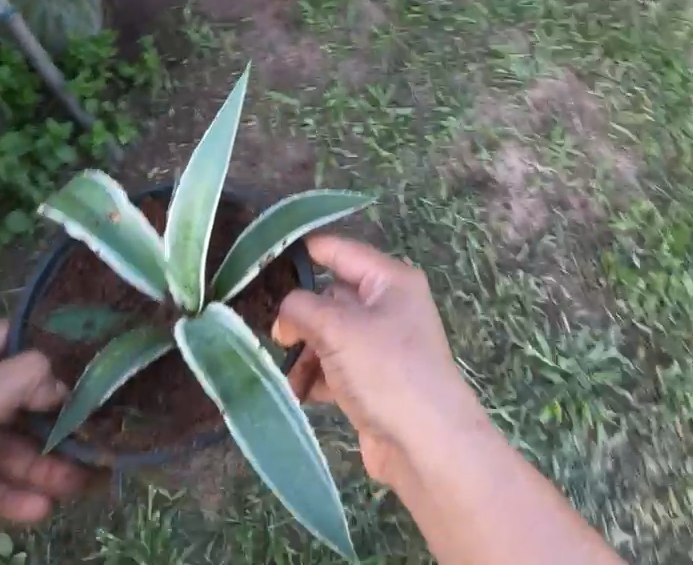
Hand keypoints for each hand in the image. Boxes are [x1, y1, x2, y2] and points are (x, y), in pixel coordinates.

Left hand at [0, 321, 86, 564]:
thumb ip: (23, 378)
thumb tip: (58, 373)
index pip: (9, 339)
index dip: (50, 348)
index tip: (94, 364)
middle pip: (12, 397)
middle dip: (53, 418)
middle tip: (98, 431)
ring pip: (1, 444)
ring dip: (39, 463)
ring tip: (82, 482)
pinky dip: (10, 493)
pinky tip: (41, 508)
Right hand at [273, 236, 487, 486]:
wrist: (426, 443)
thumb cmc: (386, 370)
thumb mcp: (338, 328)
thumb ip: (301, 309)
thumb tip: (285, 318)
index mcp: (390, 280)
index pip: (341, 251)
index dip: (305, 249)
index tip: (266, 256)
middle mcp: (389, 306)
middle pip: (331, 297)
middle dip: (301, 317)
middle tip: (273, 335)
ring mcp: (382, 345)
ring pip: (329, 336)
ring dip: (303, 353)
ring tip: (284, 376)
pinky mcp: (373, 380)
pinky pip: (334, 367)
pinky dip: (315, 377)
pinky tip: (298, 394)